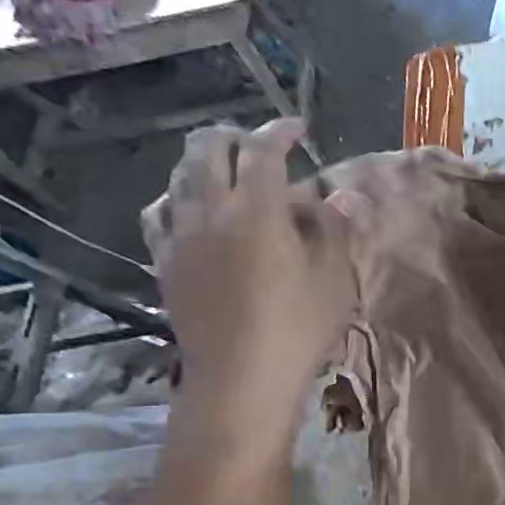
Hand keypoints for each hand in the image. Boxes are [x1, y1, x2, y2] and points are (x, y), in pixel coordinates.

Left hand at [141, 118, 356, 426]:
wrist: (240, 377)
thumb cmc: (298, 327)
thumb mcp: (333, 279)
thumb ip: (334, 229)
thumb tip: (344, 193)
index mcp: (258, 212)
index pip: (263, 152)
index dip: (280, 131)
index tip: (298, 127)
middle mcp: (211, 211)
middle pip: (208, 150)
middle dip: (234, 136)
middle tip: (260, 144)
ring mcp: (180, 236)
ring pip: (180, 176)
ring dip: (204, 160)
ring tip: (228, 169)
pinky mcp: (165, 261)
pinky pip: (161, 212)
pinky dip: (178, 196)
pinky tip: (189, 206)